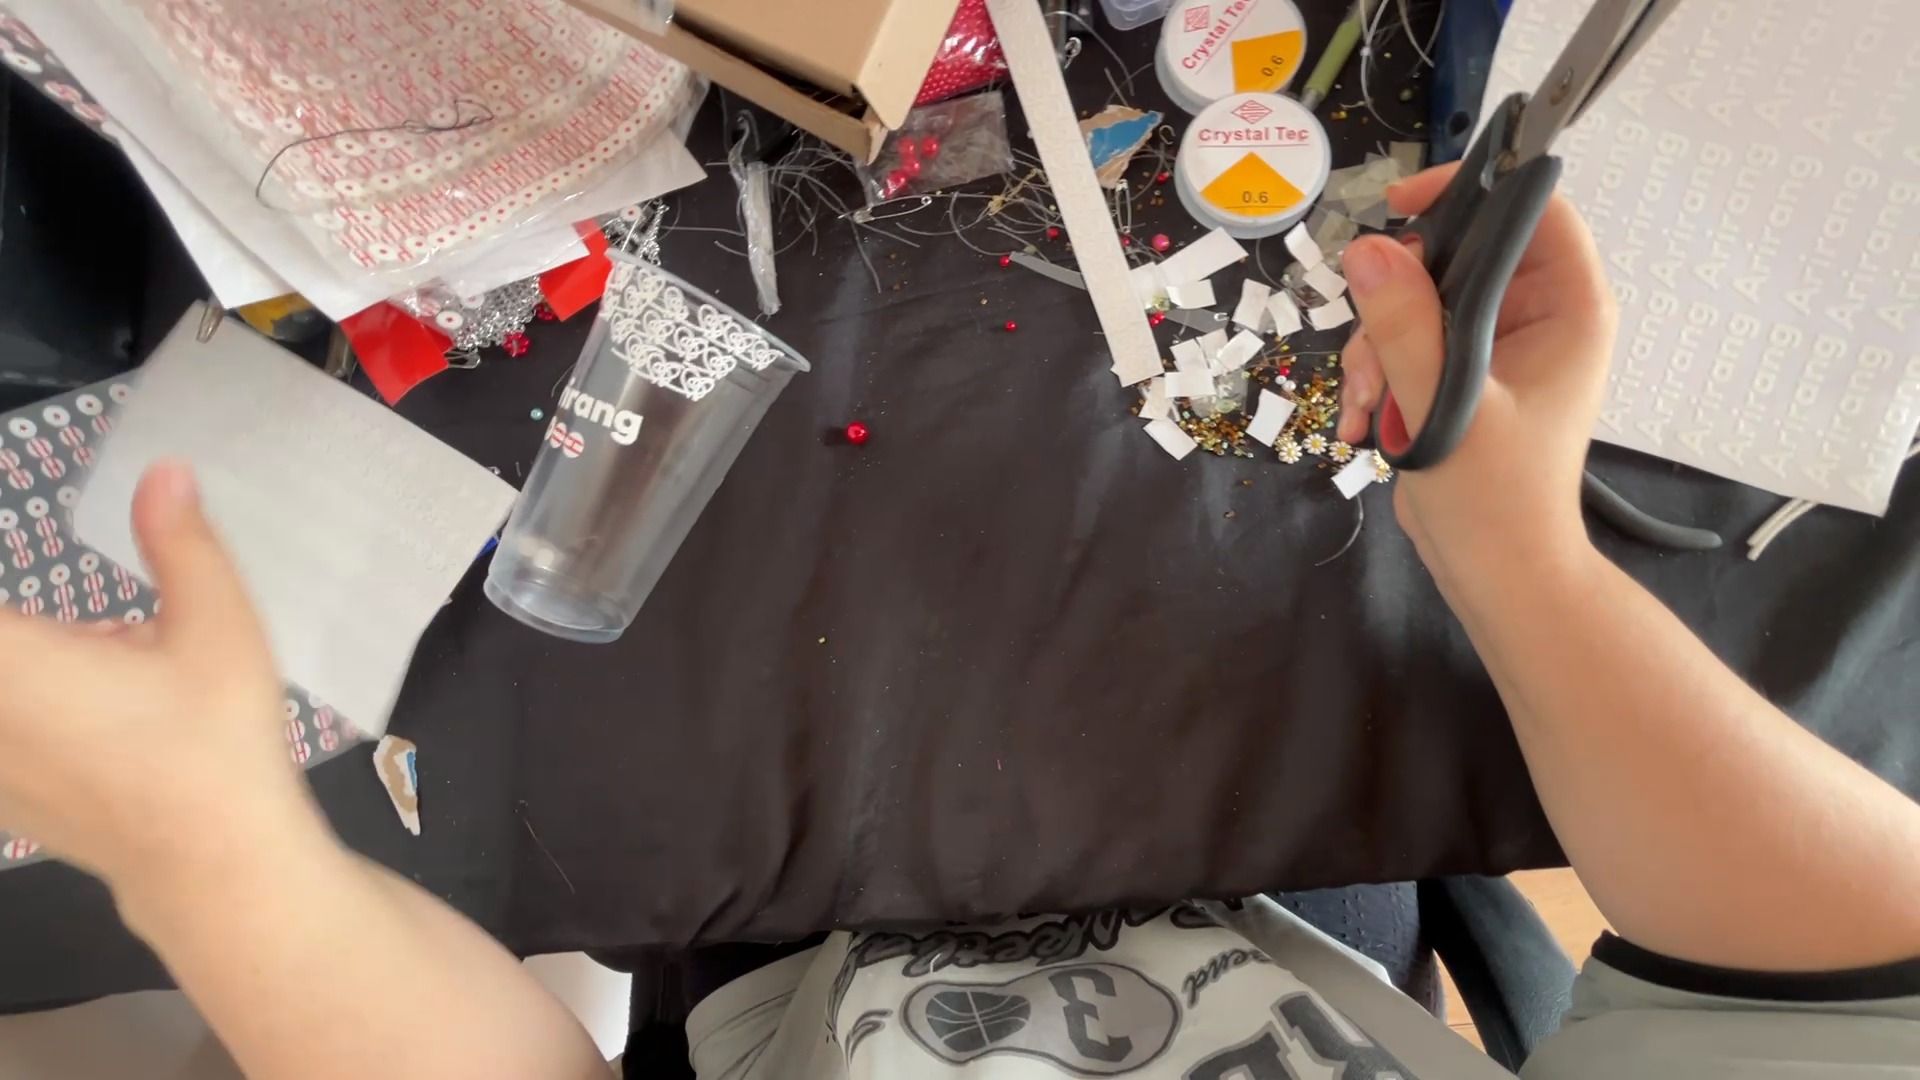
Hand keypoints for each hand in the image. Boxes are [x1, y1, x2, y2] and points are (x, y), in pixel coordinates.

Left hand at [0, 462, 322, 892]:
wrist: (205, 846)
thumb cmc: (215, 732)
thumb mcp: (221, 629)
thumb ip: (184, 547)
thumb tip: (167, 471)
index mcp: (8, 657)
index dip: (44, 625)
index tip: (100, 636)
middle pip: (19, 642)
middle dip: (53, 636)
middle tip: (128, 650)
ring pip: (18, 684)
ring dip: (50, 664)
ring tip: (124, 680)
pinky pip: (12, 726)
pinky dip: (44, 705)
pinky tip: (98, 718)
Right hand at [1335, 166, 1615, 577]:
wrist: (1488, 565)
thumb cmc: (1490, 493)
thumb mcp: (1443, 402)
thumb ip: (1404, 324)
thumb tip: (1364, 250)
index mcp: (1563, 310)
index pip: (1529, 213)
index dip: (1466, 195)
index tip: (1392, 210)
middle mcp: (1529, 320)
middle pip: (1449, 266)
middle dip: (1391, 312)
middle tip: (1369, 361)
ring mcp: (1487, 352)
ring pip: (1410, 313)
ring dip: (1372, 357)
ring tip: (1363, 411)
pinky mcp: (1453, 381)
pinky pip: (1400, 352)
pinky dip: (1372, 383)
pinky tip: (1359, 424)